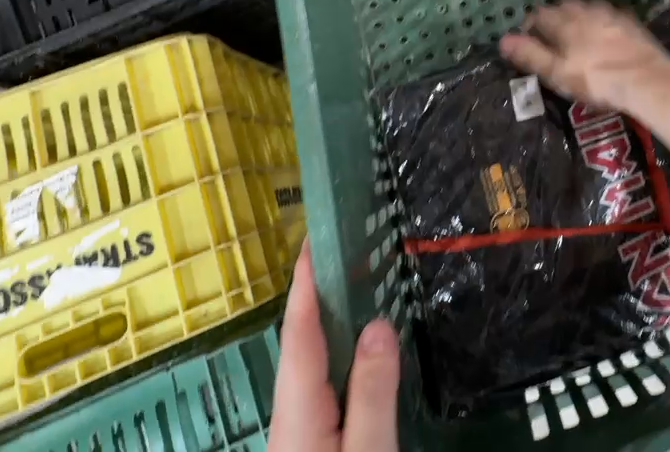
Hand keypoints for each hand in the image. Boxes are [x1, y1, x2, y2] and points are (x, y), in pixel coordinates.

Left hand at [266, 242, 398, 451]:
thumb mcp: (369, 450)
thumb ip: (373, 393)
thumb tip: (379, 325)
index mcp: (298, 410)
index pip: (299, 333)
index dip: (306, 283)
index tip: (314, 238)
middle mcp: (290, 412)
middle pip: (301, 342)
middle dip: (318, 292)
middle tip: (345, 245)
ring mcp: (298, 427)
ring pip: (312, 362)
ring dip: (331, 319)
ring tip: (358, 279)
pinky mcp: (311, 439)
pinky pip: (324, 380)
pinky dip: (340, 348)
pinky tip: (360, 343)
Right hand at [499, 0, 669, 110]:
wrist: (645, 79)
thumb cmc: (596, 80)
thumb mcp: (557, 72)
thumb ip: (531, 54)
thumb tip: (502, 40)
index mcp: (565, 23)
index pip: (540, 15)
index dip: (531, 24)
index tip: (528, 38)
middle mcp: (586, 12)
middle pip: (565, 6)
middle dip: (556, 16)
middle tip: (553, 35)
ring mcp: (610, 15)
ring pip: (588, 7)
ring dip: (579, 15)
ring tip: (578, 32)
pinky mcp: (630, 23)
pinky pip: (610, 14)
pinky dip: (602, 20)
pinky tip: (606, 32)